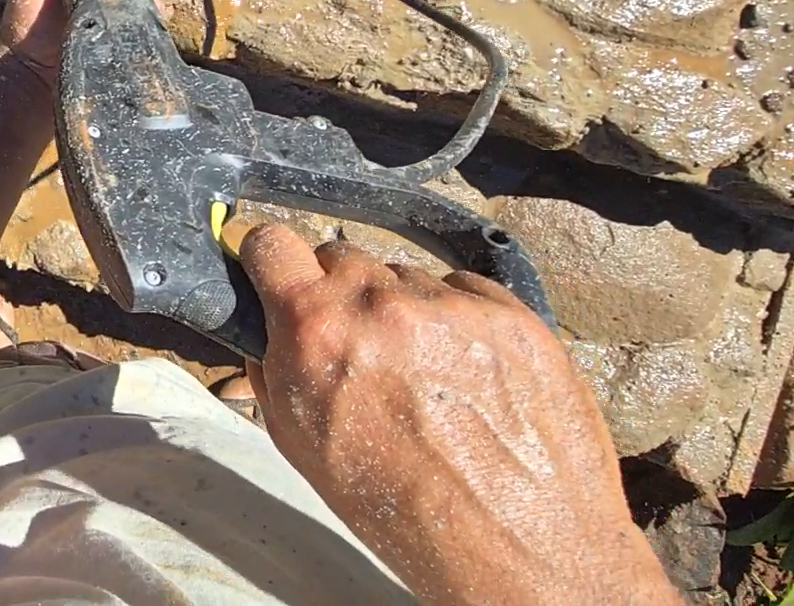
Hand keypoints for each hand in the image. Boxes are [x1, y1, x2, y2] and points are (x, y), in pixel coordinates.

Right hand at [239, 225, 677, 605]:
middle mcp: (377, 301)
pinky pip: (462, 287)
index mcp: (313, 326)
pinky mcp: (512, 315)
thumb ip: (272, 362)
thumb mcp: (294, 436)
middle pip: (338, 255)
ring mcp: (449, 304)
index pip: (270, 241)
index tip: (280, 277)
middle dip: (338, 292)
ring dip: (399, 307)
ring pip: (401, 275)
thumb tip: (270, 323)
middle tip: (358, 341)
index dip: (270, 258)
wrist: (523, 552)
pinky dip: (454, 316)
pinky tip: (465, 366)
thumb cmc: (393, 502)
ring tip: (423, 366)